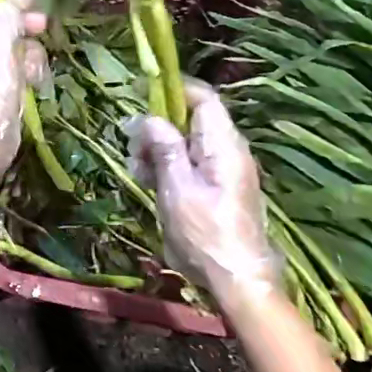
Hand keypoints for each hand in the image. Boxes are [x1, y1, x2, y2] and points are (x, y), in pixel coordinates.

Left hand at [0, 0, 47, 179]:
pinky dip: (29, 72)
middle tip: (44, 29)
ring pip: (14, 46)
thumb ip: (3, 25)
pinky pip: (18, 70)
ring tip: (36, 69)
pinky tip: (34, 84)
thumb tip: (13, 1)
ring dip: (30, 52)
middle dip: (25, 25)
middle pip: (2, 23)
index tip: (36, 1)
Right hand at [127, 81, 275, 296]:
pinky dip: (168, 169)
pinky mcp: (218, 188)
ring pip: (186, 143)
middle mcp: (228, 150)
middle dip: (157, 129)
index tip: (140, 96)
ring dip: (158, 151)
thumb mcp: (177, 189)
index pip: (203, 98)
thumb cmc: (206, 234)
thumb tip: (148, 117)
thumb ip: (165, 149)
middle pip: (190, 120)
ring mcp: (224, 170)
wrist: (238, 280)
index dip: (173, 91)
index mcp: (223, 145)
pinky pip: (191, 164)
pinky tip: (150, 185)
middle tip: (133, 152)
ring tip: (138, 173)